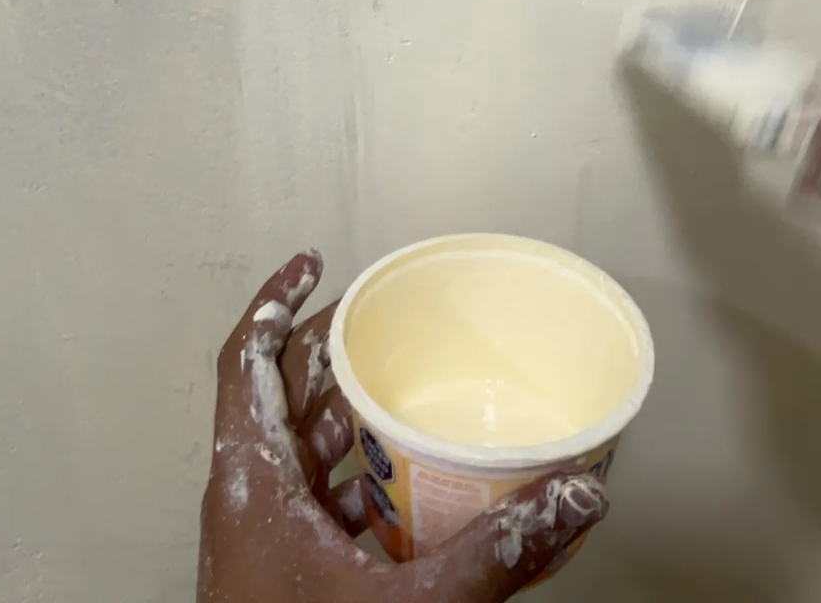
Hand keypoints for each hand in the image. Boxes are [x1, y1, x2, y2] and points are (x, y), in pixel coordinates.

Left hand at [198, 251, 609, 602]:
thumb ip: (494, 553)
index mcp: (252, 482)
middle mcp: (253, 493)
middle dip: (329, 338)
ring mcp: (270, 527)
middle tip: (381, 309)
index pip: (247, 361)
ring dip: (347, 398)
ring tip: (401, 370)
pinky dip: (360, 456)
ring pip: (305, 434)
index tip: (311, 262)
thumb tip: (572, 497)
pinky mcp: (292, 558)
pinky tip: (407, 460)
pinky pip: (324, 482)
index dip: (274, 301)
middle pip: (283, 386)